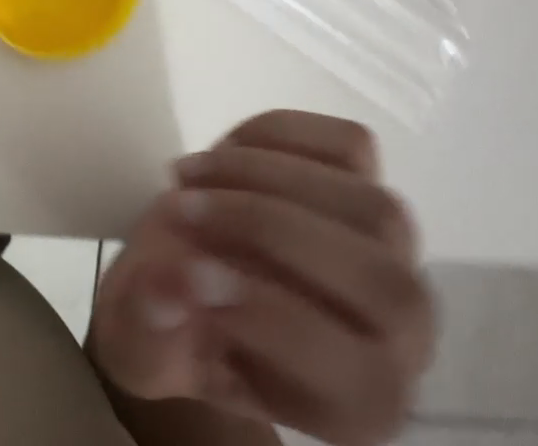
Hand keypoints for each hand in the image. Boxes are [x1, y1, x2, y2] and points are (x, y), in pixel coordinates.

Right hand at [88, 111, 433, 445]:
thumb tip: (168, 286)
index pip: (359, 373)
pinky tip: (221, 149)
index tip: (184, 275)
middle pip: (383, 282)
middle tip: (177, 210)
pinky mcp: (360, 184)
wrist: (179, 285)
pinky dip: (281, 135)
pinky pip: (350, 146)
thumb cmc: (166, 335)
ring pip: (370, 206)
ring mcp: (390, 253)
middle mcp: (400, 335)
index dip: (273, 318)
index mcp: (356, 402)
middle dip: (270, 234)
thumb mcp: (137, 352)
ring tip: (184, 176)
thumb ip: (149, 333)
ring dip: (266, 178)